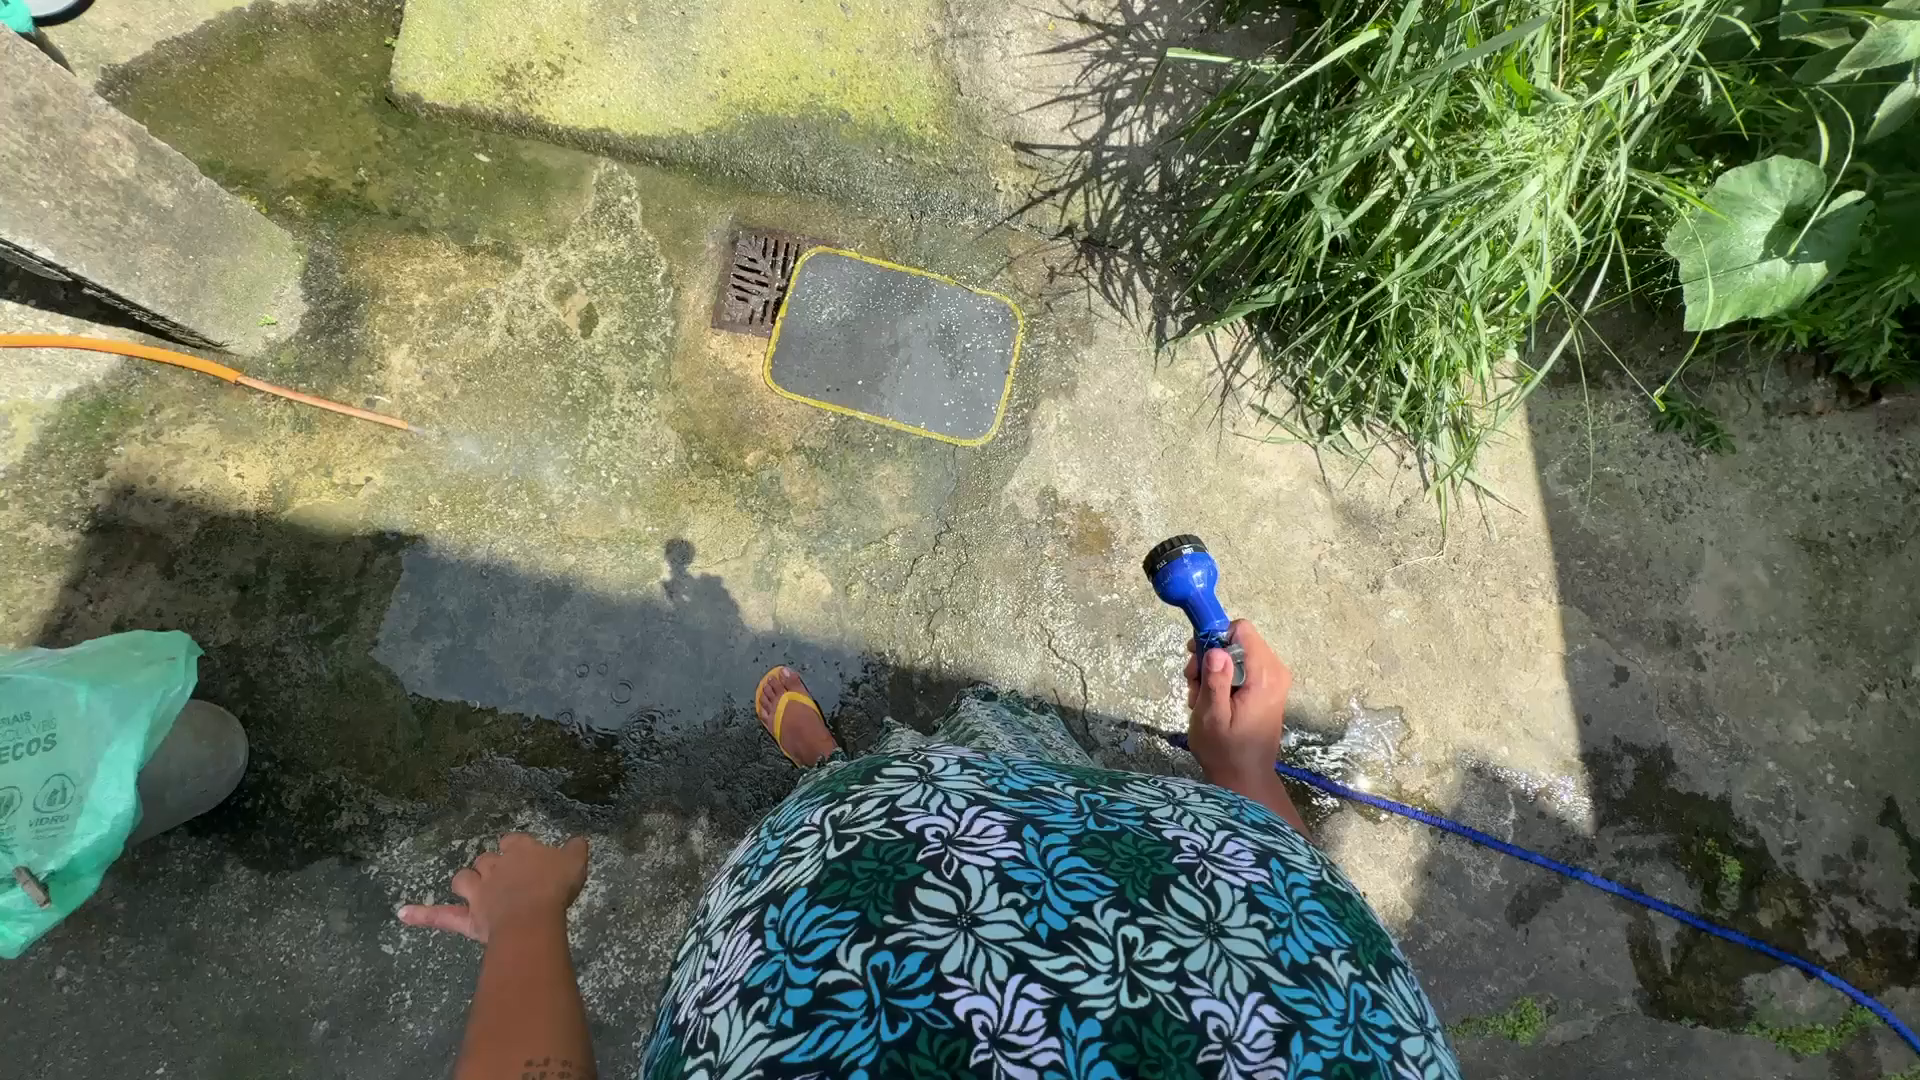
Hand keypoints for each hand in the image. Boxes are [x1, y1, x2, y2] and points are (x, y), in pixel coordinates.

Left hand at [399, 832, 588, 943]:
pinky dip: (421, 914)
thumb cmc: (556, 886)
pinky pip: (440, 916)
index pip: (513, 840)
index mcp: (521, 850)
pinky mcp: (466, 918)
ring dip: (466, 881)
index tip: (523, 853)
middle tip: (504, 876)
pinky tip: (402, 913)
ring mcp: (478, 893)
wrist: (533, 917)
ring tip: (473, 888)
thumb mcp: (577, 861)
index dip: (516, 846)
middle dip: (490, 864)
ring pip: (463, 879)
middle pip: (486, 859)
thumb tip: (576, 841)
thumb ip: (576, 848)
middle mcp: (496, 866)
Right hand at [1185, 619, 1291, 790]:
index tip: (1195, 658)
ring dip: (1212, 670)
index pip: (1241, 630)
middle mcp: (1275, 671)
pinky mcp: (1268, 686)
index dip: (1214, 638)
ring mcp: (1273, 679)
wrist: (1244, 778)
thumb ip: (1215, 681)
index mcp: (1264, 676)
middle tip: (1193, 684)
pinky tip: (1212, 700)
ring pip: (1235, 653)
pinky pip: (1241, 666)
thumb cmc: (1225, 750)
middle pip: (1236, 640)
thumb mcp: (1212, 716)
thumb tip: (1216, 650)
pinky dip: (1222, 677)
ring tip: (1200, 697)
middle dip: (1209, 657)